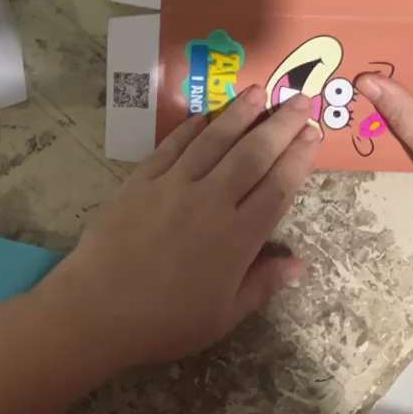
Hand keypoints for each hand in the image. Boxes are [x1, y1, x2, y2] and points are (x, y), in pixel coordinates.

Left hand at [56, 87, 321, 368]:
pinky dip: (192, 128)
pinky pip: (172, 147)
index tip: (313, 134)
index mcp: (238, 237)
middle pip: (253, 154)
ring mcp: (174, 186)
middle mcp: (211, 201)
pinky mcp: (141, 181)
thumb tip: (300, 264)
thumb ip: (262, 285)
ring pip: (214, 141)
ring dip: (240, 114)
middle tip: (300, 99)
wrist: (99, 308)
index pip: (278, 187)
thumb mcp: (223, 316)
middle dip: (280, 125)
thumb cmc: (166, 321)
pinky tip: (206, 116)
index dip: (299, 158)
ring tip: (260, 92)